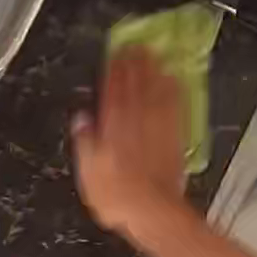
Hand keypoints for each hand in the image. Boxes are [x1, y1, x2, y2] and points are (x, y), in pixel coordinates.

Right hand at [72, 47, 192, 242]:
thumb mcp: (88, 173)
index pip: (112, 93)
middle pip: (136, 87)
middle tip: (136, 44)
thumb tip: (81, 120)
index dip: (114, 71)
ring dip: (155, 72)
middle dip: (135, 64)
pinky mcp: (174, 140)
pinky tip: (174, 81)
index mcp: (112, 130)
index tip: (115, 53)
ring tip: (154, 54)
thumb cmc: (117, 197)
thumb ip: (85, 143)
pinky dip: (174, 92)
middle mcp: (136, 124)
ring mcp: (158, 130)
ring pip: (156, 93)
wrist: (153, 212)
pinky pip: (175, 109)